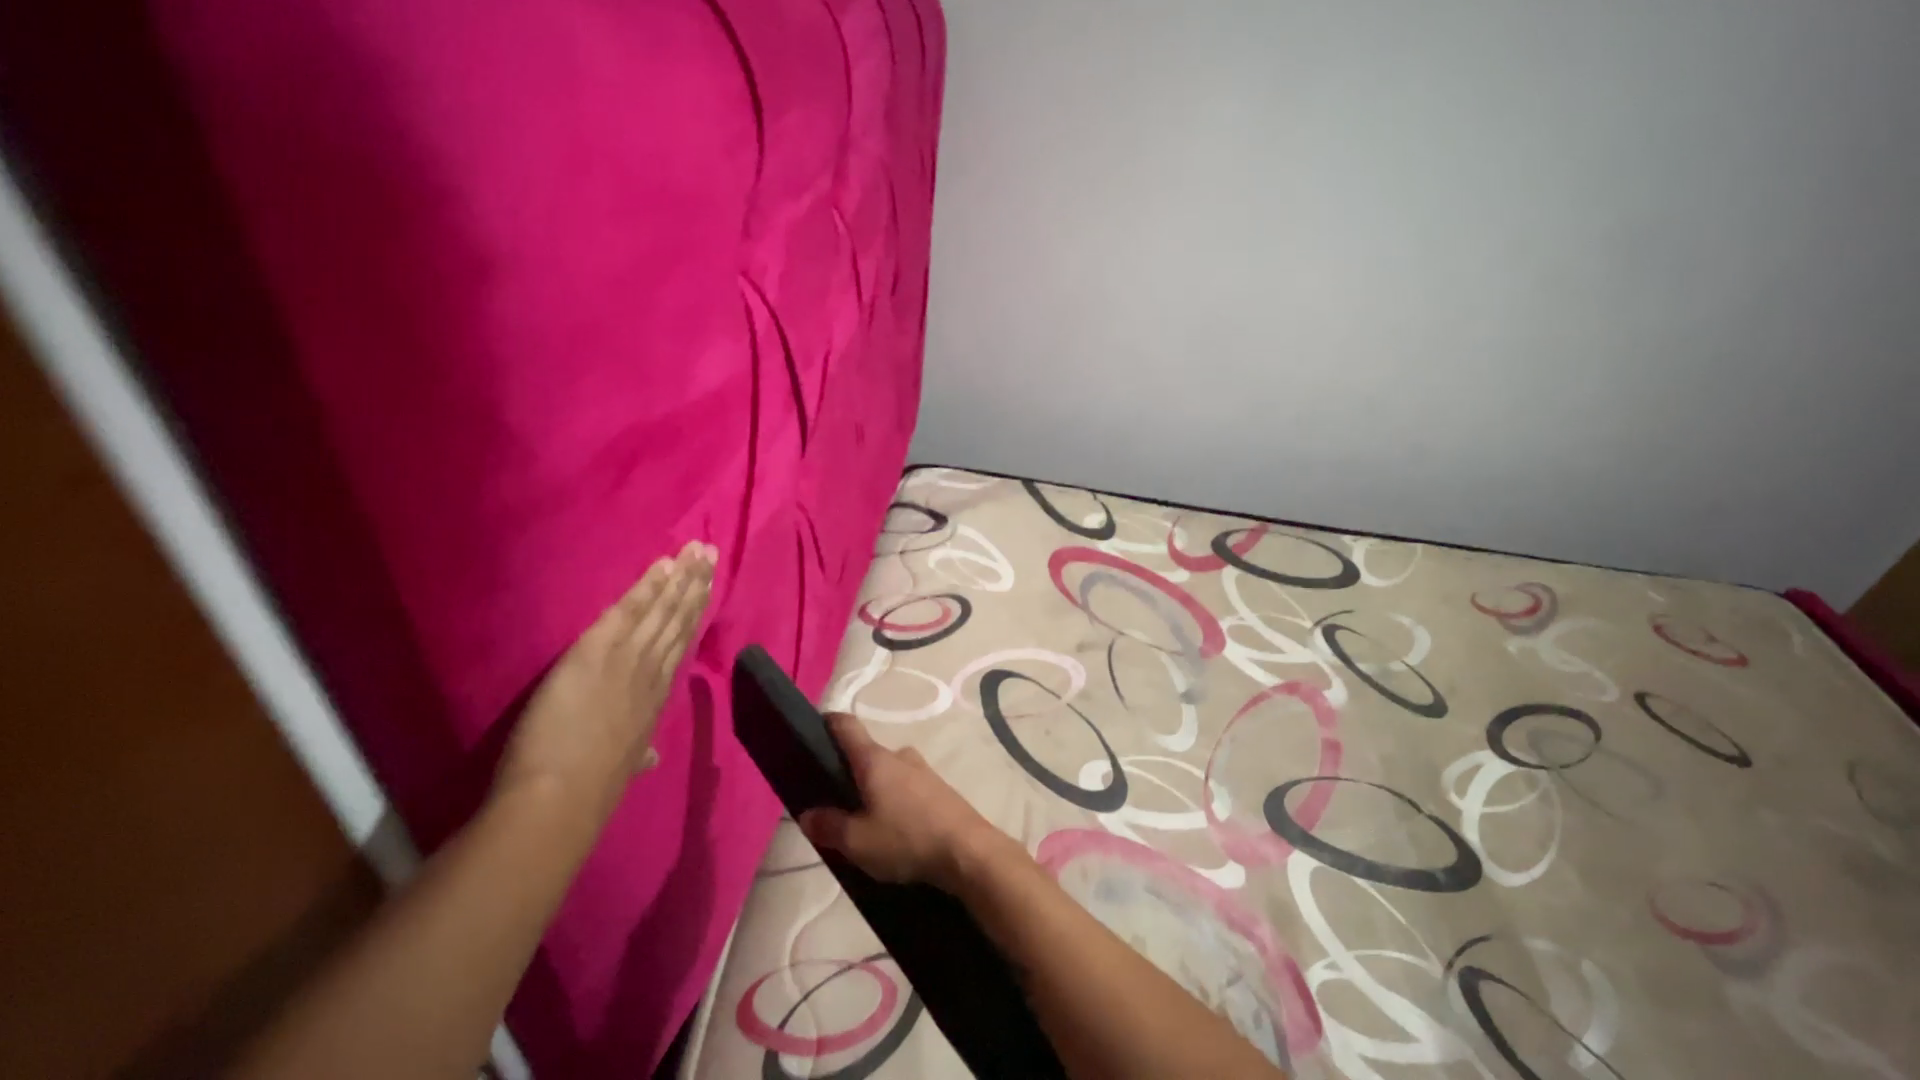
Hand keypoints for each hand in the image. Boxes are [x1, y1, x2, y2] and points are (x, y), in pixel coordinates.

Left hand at [495, 541, 715, 816]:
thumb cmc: (589, 788)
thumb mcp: (624, 770)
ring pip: (662, 611)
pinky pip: (629, 610)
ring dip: (681, 579)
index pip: (679, 650)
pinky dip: (648, 586)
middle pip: (678, 622)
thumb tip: (650, 755)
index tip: (704, 592)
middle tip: (711, 555)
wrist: (563, 796)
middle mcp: (652, 673)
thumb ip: (639, 754)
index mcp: (655, 702)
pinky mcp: (598, 649)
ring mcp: (629, 658)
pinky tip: (664, 564)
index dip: (691, 618)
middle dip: (695, 587)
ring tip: (698, 550)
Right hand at [799, 713, 1004, 890]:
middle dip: (850, 773)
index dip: (826, 725)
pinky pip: (909, 789)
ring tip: (864, 822)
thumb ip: (828, 826)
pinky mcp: (942, 792)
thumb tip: (808, 814)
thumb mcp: (857, 842)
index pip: (845, 725)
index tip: (811, 737)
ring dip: (875, 790)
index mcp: (874, 759)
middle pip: (867, 754)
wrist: (970, 853)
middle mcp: (900, 757)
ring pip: (890, 773)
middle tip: (834, 801)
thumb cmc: (907, 840)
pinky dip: (897, 803)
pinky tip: (894, 831)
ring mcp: (925, 773)